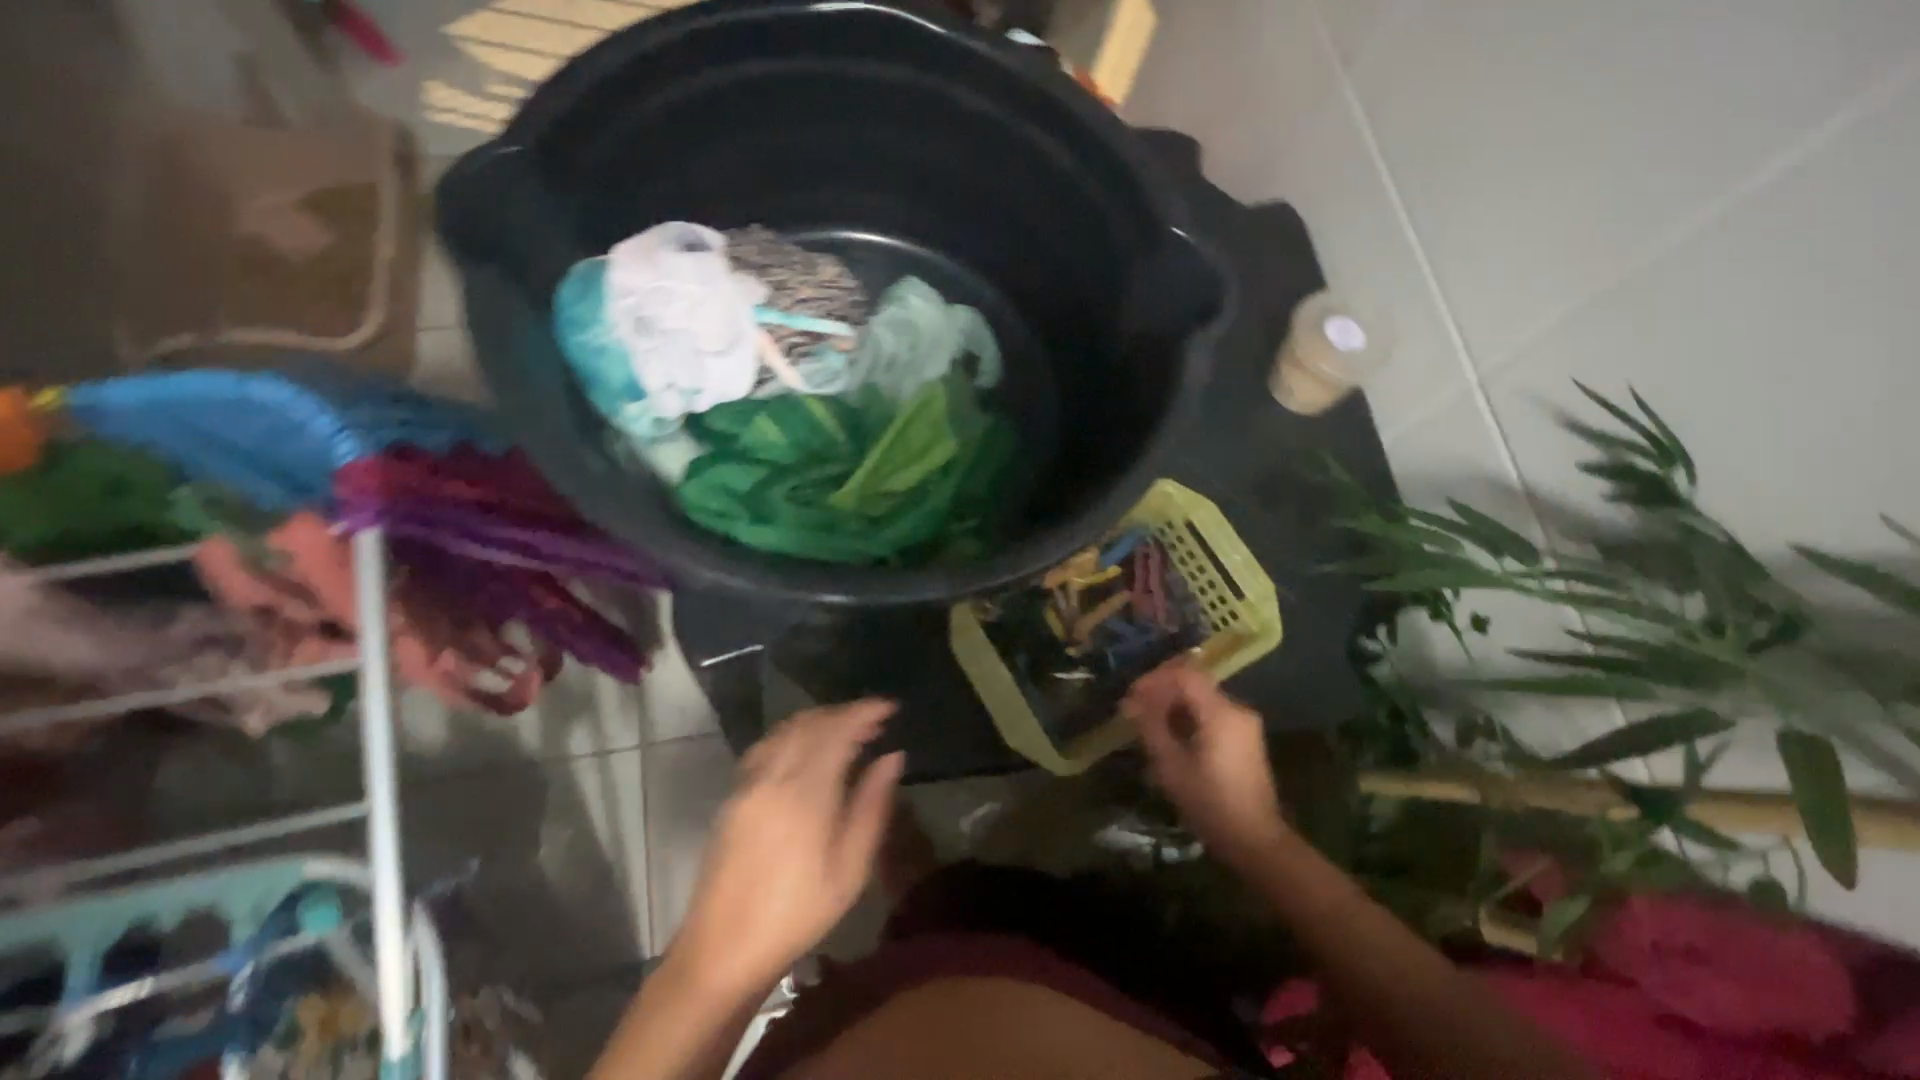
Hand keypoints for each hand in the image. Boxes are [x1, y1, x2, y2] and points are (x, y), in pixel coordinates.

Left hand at [670, 700, 904, 994]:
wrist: (723, 948)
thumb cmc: (797, 914)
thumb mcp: (849, 869)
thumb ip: (871, 806)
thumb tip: (891, 759)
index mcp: (805, 792)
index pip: (837, 731)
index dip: (864, 713)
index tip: (890, 708)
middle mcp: (772, 777)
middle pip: (809, 724)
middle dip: (843, 714)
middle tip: (873, 720)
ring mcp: (747, 785)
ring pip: (784, 732)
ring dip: (816, 721)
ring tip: (845, 731)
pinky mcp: (732, 797)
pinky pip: (765, 747)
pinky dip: (791, 736)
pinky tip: (804, 750)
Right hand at [1125, 662, 1287, 869]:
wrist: (1254, 839)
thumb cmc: (1210, 802)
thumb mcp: (1172, 766)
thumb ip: (1151, 727)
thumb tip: (1131, 701)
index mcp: (1222, 712)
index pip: (1185, 675)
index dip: (1154, 679)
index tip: (1131, 695)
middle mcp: (1237, 710)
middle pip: (1195, 684)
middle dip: (1162, 691)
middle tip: (1135, 709)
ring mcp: (1245, 724)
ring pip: (1203, 699)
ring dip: (1174, 705)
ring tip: (1148, 724)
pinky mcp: (1246, 739)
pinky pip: (1213, 715)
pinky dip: (1189, 718)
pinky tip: (1171, 737)